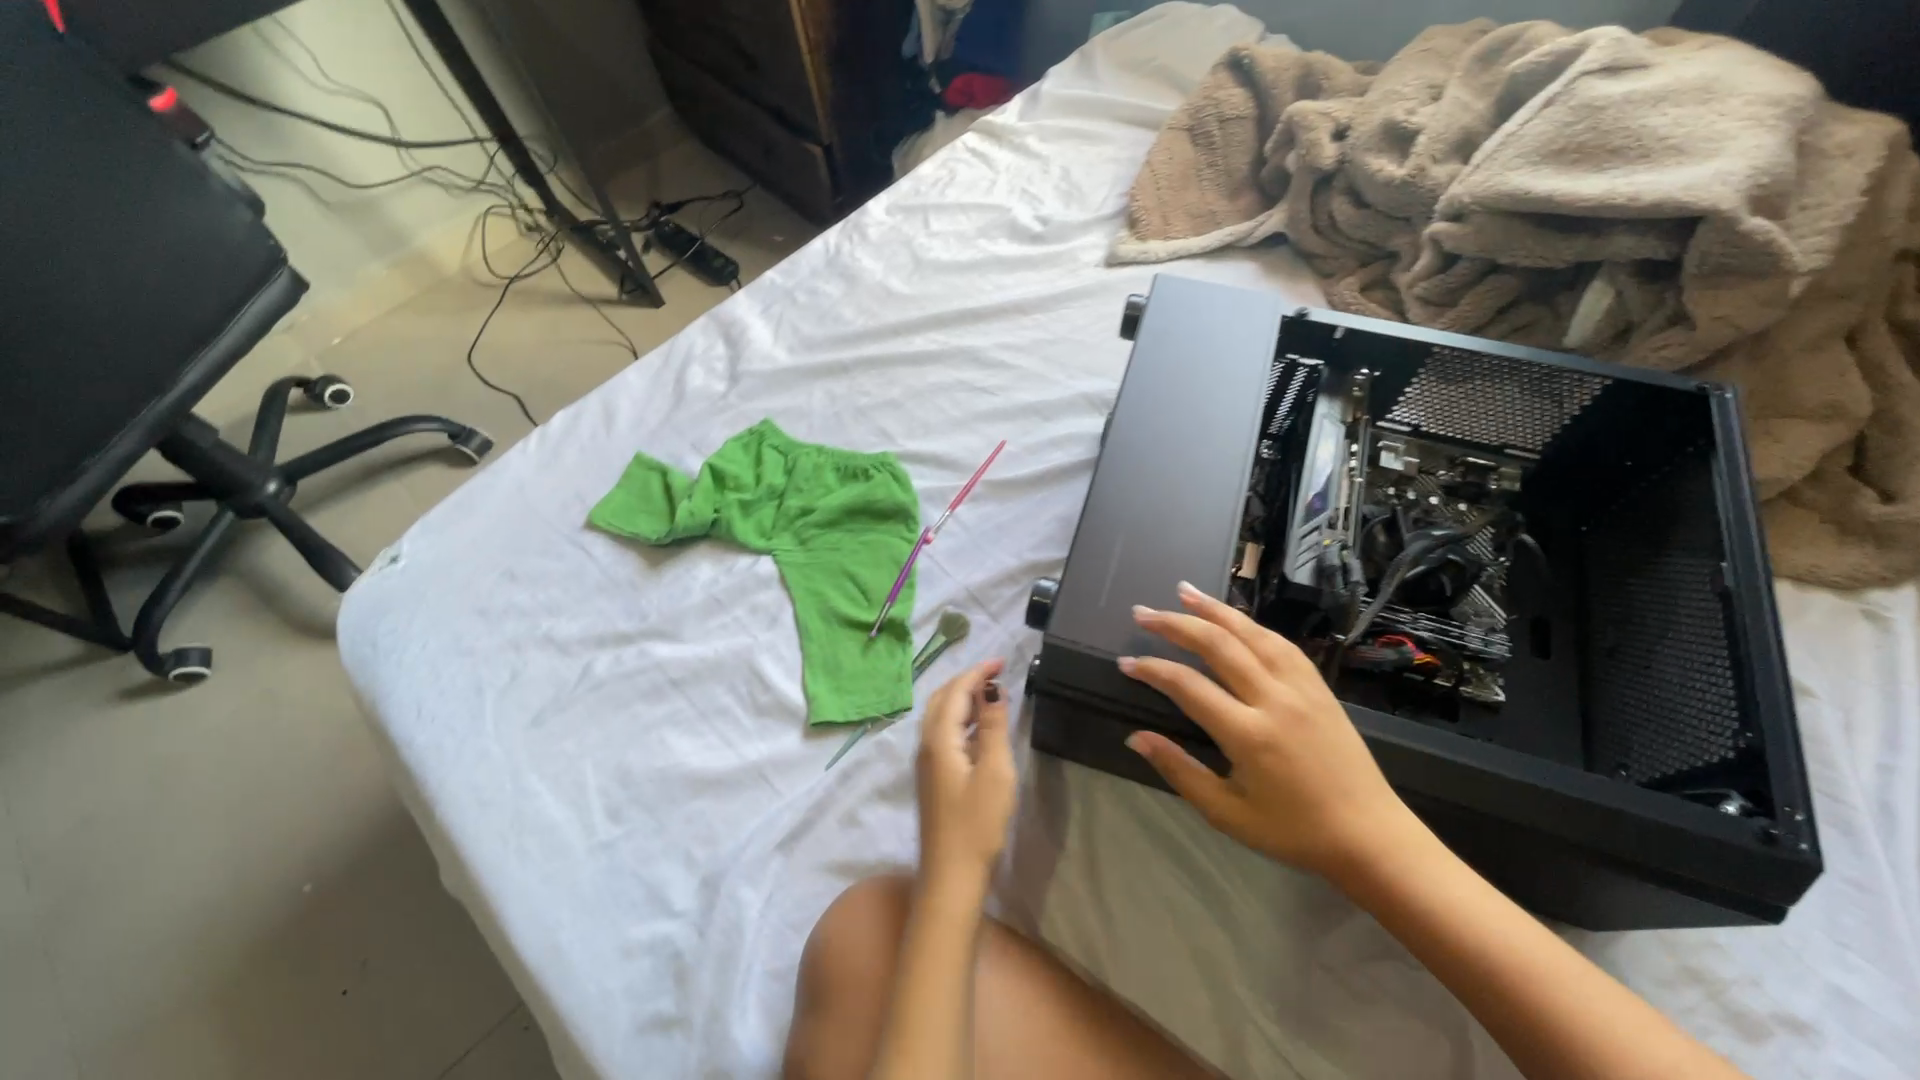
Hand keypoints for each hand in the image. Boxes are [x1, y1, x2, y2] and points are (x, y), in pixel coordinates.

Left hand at [915, 659, 1017, 887]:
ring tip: (992, 695)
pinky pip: (943, 735)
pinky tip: (981, 730)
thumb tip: (993, 690)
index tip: (1001, 660)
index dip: (977, 672)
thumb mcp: (995, 772)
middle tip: (996, 673)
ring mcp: (926, 764)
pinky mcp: (932, 779)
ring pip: (939, 717)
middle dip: (966, 680)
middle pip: (941, 699)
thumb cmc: (977, 824)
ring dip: (962, 700)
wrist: (951, 876)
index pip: (955, 692)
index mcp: (938, 739)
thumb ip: (994, 728)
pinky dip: (961, 720)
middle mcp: (925, 746)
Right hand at [1119, 581, 1420, 880]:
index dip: (1152, 670)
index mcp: (1248, 734)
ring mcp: (1302, 689)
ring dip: (1215, 610)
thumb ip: (1180, 771)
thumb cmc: (1293, 832)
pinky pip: (1282, 644)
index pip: (1188, 686)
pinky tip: (1235, 618)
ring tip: (1184, 592)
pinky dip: (1253, 625)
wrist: (1369, 835)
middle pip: (1219, 646)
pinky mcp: (1320, 688)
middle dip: (1176, 624)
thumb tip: (1136, 738)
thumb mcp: (1227, 813)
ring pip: (1252, 634)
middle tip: (1143, 612)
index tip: (1126, 661)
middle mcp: (1274, 700)